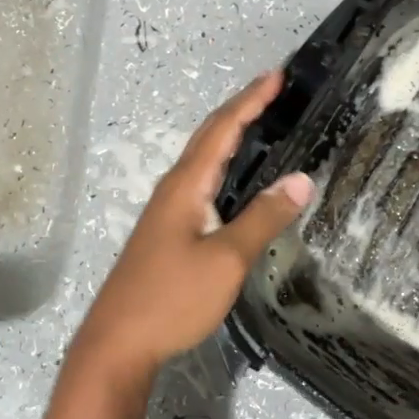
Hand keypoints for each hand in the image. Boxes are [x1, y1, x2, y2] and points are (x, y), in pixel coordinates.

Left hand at [74, 71, 312, 379]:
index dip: (250, 101)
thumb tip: (301, 180)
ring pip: (202, 158)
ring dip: (230, 134)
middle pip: (208, 136)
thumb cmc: (171, 298)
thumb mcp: (226, 260)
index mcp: (186, 185)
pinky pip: (200, 180)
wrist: (117, 343)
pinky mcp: (167, 231)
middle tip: (273, 90)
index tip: (277, 75)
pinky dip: (223, 164)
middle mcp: (173, 188)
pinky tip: (236, 180)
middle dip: (240, 109)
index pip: (222, 129)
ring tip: (260, 122)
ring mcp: (166, 210)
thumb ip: (262, 218)